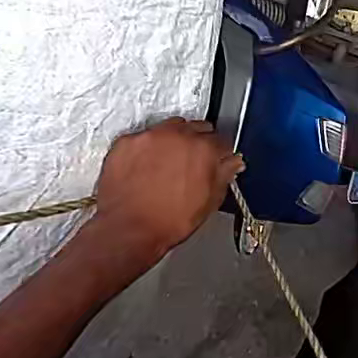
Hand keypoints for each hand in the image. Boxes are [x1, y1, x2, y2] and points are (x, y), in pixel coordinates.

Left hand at [90, 119, 242, 259]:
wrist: (128, 230)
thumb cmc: (166, 221)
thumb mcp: (210, 201)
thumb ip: (224, 175)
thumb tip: (231, 164)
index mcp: (204, 149)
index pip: (222, 141)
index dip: (221, 154)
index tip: (217, 160)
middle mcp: (178, 136)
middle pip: (197, 128)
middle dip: (199, 143)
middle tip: (193, 164)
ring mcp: (150, 137)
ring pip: (170, 128)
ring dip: (174, 141)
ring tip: (169, 165)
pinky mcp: (127, 142)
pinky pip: (143, 138)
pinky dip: (148, 149)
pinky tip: (147, 167)